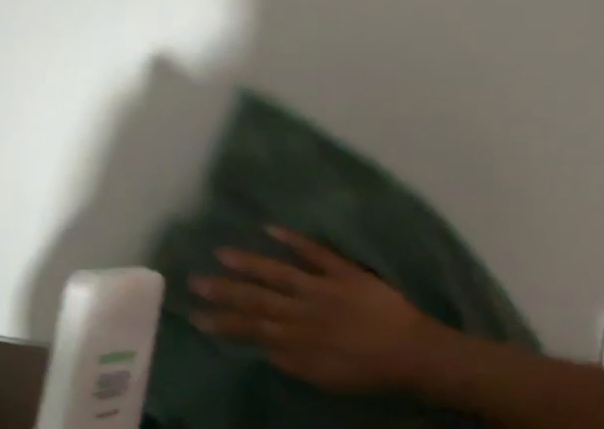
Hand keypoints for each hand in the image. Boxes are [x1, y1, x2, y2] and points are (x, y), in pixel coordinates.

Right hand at [189, 226, 445, 392]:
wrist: (408, 351)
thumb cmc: (366, 368)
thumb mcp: (323, 376)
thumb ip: (292, 359)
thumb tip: (262, 344)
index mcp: (298, 340)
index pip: (252, 329)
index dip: (223, 321)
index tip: (196, 312)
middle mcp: (303, 312)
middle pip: (258, 300)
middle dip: (224, 290)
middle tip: (195, 279)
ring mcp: (322, 288)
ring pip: (278, 273)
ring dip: (249, 263)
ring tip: (222, 252)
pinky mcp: (342, 270)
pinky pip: (314, 251)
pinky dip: (292, 239)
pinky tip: (268, 228)